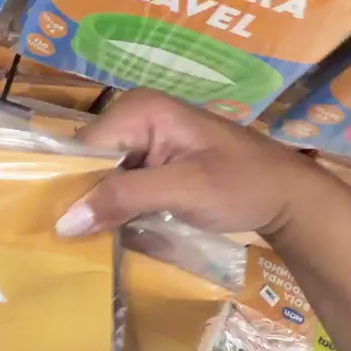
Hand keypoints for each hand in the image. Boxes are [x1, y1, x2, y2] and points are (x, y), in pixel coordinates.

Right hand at [55, 89, 325, 237]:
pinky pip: (113, 185)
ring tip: (87, 241)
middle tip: (72, 240)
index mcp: (139, 109)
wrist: (289, 198)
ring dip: (94, 208)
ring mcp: (139, 140)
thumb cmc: (244, 185)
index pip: (82, 148)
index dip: (70, 187)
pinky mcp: (146, 163)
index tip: (61, 228)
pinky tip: (109, 232)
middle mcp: (132, 117)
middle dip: (81, 199)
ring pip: (96, 177)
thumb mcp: (184, 190)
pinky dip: (110, 210)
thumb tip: (64, 222)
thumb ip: (124, 199)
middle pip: (85, 162)